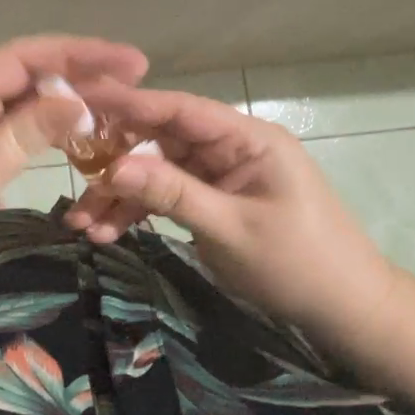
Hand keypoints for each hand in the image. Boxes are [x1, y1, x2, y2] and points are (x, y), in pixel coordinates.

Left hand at [0, 36, 147, 281]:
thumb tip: (78, 101)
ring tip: (116, 100)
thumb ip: (24, 136)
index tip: (128, 60)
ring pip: (19, 93)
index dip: (78, 53)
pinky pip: (7, 115)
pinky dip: (41, 117)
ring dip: (64, 93)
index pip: (24, 58)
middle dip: (79, 69)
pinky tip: (72, 126)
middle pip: (25, 69)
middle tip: (134, 80)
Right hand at [64, 83, 398, 324]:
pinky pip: (159, 197)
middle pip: (155, 140)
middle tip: (69, 175)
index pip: (178, 110)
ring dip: (115, 196)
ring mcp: (215, 175)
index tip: (79, 103)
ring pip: (150, 172)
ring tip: (80, 224)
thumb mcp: (232, 229)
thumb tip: (112, 167)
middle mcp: (226, 148)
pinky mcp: (207, 201)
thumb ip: (172, 194)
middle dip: (111, 162)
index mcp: (246, 139)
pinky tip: (104, 233)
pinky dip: (132, 213)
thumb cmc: (299, 263)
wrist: (344, 310)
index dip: (128, 105)